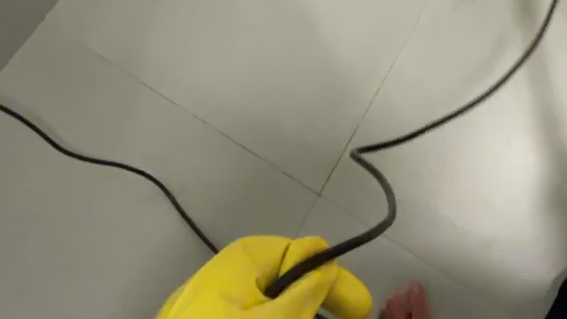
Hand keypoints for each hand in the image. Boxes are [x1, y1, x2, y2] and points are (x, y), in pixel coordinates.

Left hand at [156, 236, 372, 318]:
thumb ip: (309, 290)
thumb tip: (328, 265)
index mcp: (245, 258)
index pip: (306, 254)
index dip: (337, 282)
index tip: (362, 312)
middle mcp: (225, 274)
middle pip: (286, 285)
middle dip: (313, 307)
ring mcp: (204, 309)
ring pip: (266, 308)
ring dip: (292, 317)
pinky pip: (240, 318)